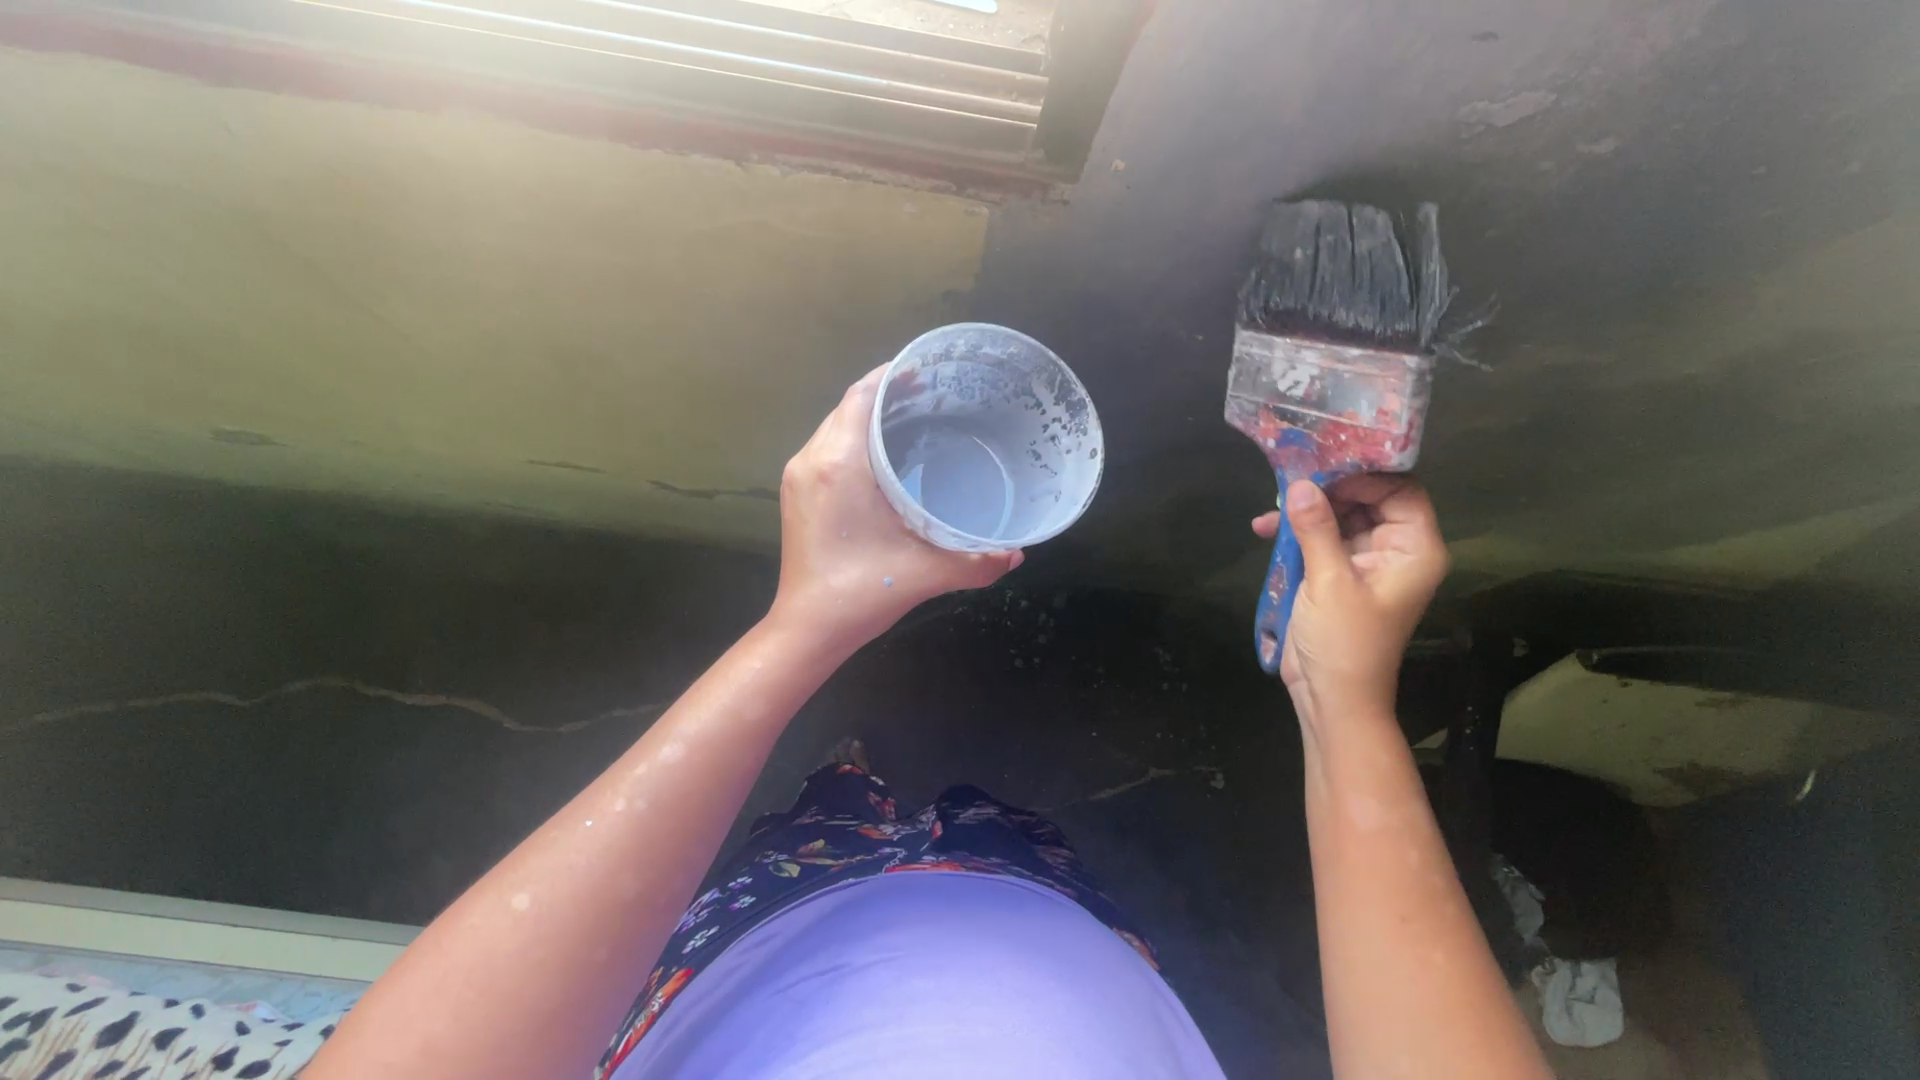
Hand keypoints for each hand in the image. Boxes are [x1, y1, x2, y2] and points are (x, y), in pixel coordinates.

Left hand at [771, 365, 1021, 650]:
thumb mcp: (926, 573)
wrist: (808, 629)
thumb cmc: (861, 594)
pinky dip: (857, 439)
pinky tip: (889, 456)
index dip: (894, 376)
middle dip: (889, 395)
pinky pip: (829, 447)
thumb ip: (976, 562)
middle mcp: (813, 460)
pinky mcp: (798, 494)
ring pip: (837, 426)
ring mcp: (800, 476)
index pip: (862, 396)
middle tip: (936, 396)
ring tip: (916, 419)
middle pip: (849, 406)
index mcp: (839, 464)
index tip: (931, 371)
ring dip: (871, 417)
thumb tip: (1017, 553)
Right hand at [1253, 474, 1447, 730]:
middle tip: (1289, 484)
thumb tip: (1301, 484)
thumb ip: (1316, 529)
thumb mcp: (1328, 581)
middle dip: (1328, 490)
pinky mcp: (1338, 575)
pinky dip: (1298, 534)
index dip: (1365, 476)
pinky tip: (1265, 529)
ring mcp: (1366, 562)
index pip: (1401, 491)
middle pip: (1368, 499)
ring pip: (1341, 517)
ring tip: (1270, 511)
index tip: (1322, 470)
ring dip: (1307, 512)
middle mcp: (1395, 550)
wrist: (1332, 696)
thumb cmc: (1344, 641)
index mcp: (1413, 550)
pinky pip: (1322, 539)